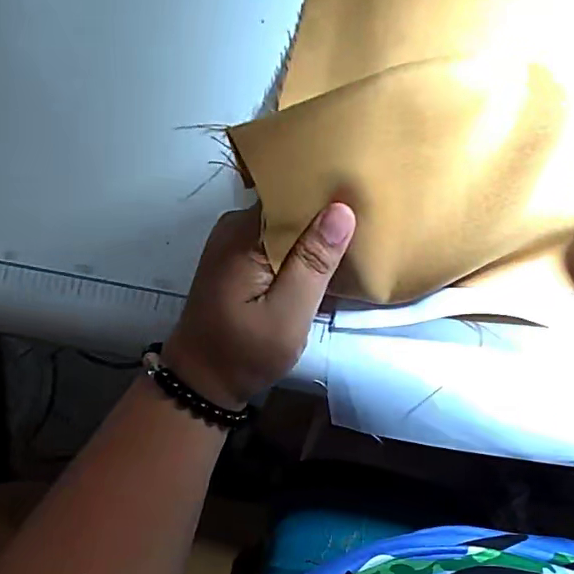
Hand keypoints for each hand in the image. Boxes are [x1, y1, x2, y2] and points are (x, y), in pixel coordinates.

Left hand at [162, 202, 355, 409]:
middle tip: (370, 219)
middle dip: (326, 214)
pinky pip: (278, 244)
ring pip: (286, 227)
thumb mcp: (287, 315)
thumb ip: (313, 264)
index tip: (365, 194)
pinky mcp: (240, 262)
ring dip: (316, 236)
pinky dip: (301, 253)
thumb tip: (341, 210)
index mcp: (244, 234)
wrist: (203, 381)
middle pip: (289, 207)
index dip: (327, 192)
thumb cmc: (245, 353)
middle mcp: (235, 228)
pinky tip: (326, 262)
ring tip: (356, 238)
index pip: (292, 193)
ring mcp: (235, 244)